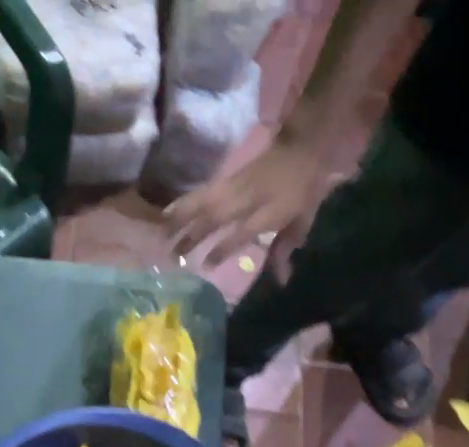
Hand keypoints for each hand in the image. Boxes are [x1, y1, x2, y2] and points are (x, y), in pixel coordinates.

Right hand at [164, 135, 328, 276]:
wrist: (305, 142)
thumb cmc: (306, 186)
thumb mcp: (304, 218)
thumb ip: (285, 249)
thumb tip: (281, 282)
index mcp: (273, 208)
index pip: (244, 230)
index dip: (225, 247)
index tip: (206, 265)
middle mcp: (250, 197)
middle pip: (217, 216)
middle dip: (193, 236)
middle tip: (173, 256)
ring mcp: (236, 185)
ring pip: (205, 201)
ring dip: (181, 219)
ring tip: (161, 236)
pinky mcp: (227, 178)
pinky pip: (202, 193)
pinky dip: (182, 204)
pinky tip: (165, 213)